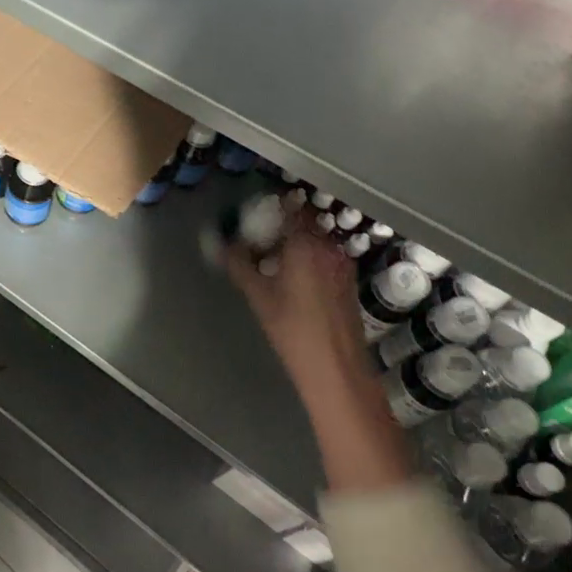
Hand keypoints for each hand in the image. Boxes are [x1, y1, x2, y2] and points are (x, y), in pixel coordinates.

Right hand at [223, 214, 370, 391]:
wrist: (335, 367)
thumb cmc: (292, 329)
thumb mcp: (258, 295)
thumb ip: (239, 264)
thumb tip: (223, 245)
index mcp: (306, 244)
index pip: (291, 208)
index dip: (273, 205)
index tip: (256, 210)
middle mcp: (329, 247)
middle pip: (306, 221)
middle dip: (283, 223)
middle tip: (260, 234)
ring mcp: (343, 263)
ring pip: (318, 238)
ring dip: (298, 240)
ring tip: (274, 255)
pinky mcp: (348, 280)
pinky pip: (326, 254)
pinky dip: (310, 255)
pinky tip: (294, 274)